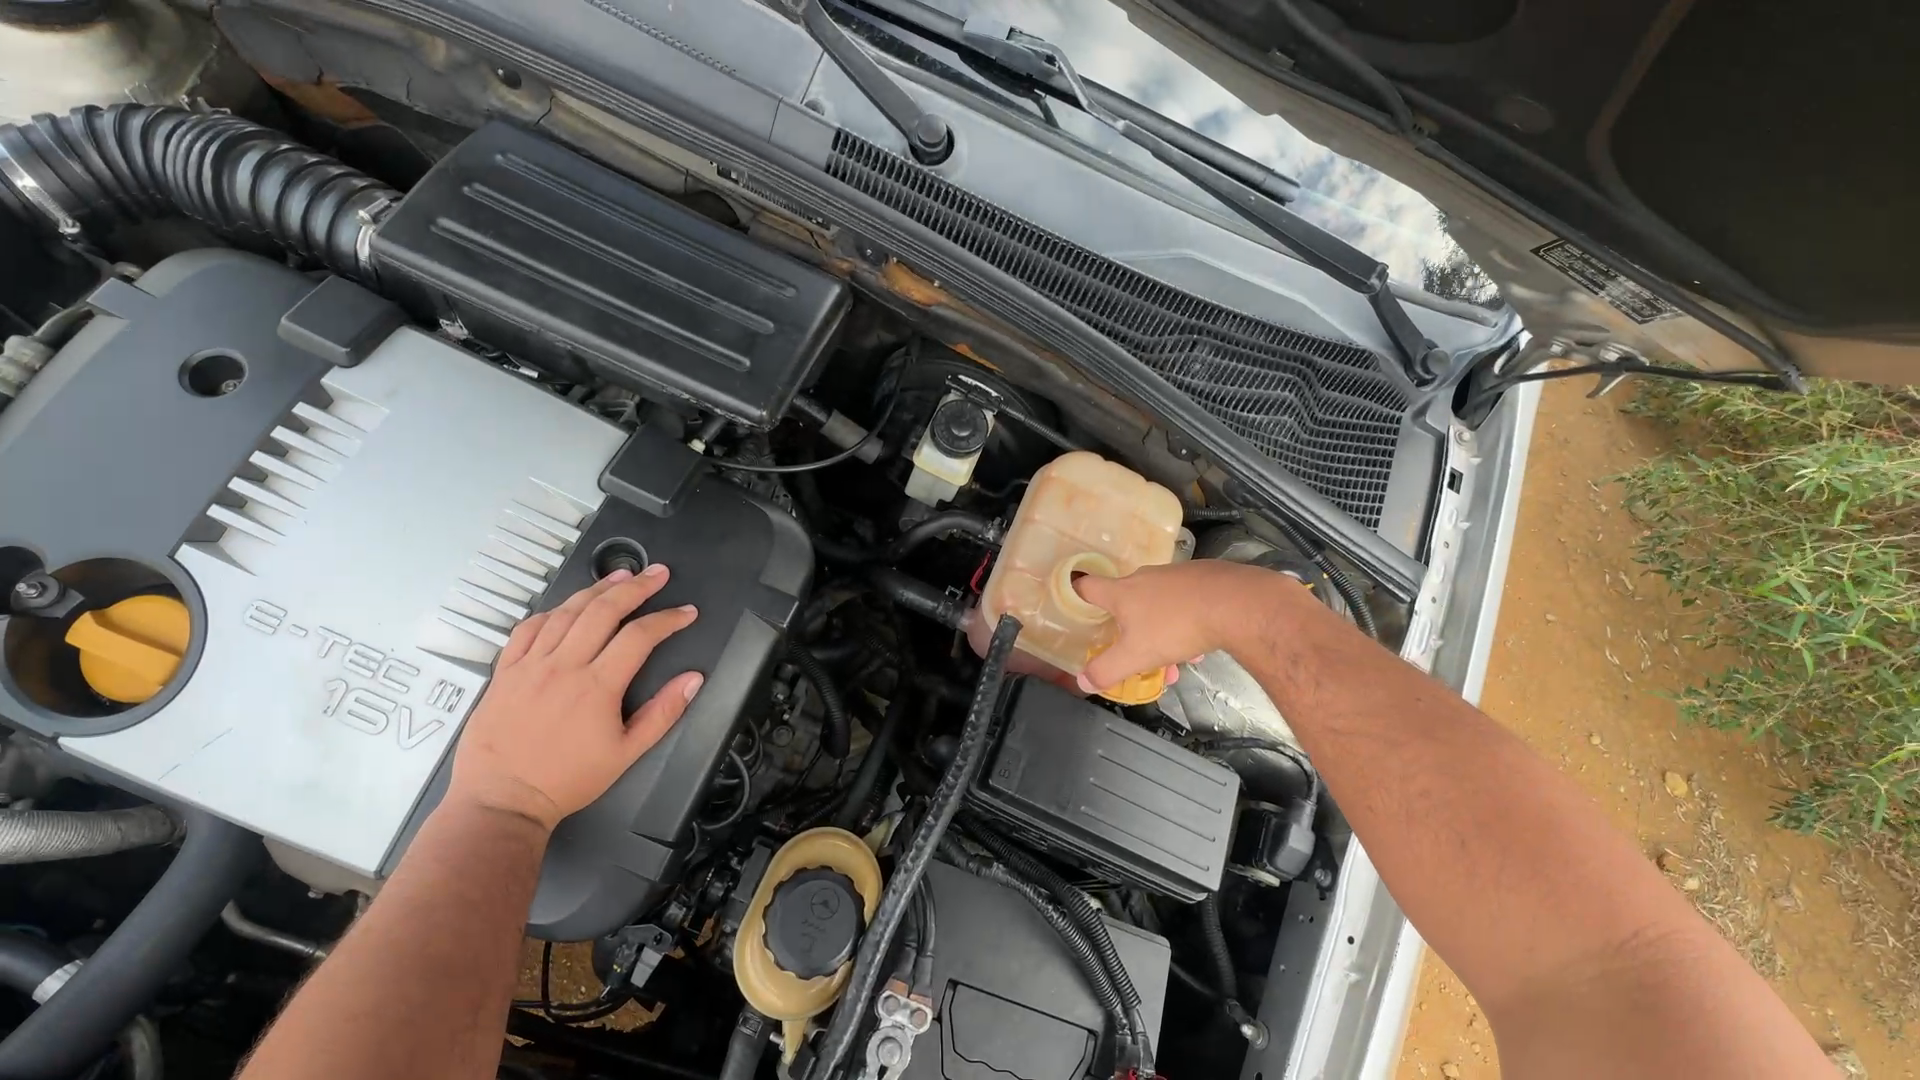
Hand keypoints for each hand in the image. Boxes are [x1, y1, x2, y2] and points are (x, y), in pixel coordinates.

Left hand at [447, 566, 702, 831]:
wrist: (503, 801)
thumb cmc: (568, 780)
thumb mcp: (627, 753)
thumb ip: (663, 713)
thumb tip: (693, 680)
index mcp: (597, 686)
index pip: (640, 636)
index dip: (668, 619)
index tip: (686, 613)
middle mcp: (563, 666)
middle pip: (604, 610)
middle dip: (636, 586)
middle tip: (658, 574)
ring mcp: (530, 665)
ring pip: (567, 611)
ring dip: (597, 589)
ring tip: (620, 575)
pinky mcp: (504, 672)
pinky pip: (528, 628)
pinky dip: (552, 611)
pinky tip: (567, 606)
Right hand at [1071, 560, 1309, 693]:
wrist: (1236, 604)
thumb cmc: (1176, 626)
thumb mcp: (1136, 656)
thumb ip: (1107, 670)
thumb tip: (1083, 681)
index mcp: (1121, 592)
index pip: (1086, 587)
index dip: (1075, 596)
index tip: (1072, 606)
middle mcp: (1144, 577)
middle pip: (1125, 600)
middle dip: (1126, 629)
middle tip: (1133, 653)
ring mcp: (1174, 575)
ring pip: (1157, 605)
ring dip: (1159, 632)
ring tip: (1175, 661)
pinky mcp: (1202, 578)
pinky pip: (1184, 603)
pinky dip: (1185, 624)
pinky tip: (1199, 647)